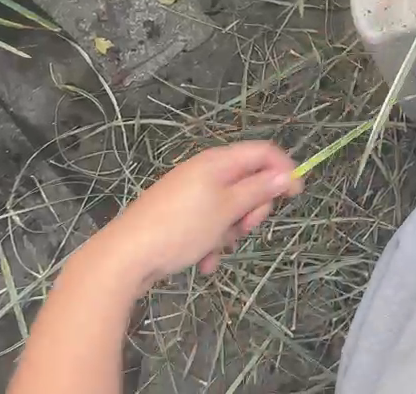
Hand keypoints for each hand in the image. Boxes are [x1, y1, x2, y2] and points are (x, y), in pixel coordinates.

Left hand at [79, 141, 299, 290]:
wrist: (120, 260)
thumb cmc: (180, 228)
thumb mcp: (227, 209)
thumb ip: (259, 190)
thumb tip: (286, 174)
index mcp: (218, 162)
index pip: (263, 152)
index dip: (283, 169)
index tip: (295, 195)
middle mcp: (204, 172)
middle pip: (247, 181)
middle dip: (253, 207)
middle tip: (247, 228)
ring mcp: (188, 195)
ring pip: (228, 206)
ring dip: (232, 229)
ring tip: (219, 250)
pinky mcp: (176, 217)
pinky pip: (207, 222)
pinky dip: (212, 240)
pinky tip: (204, 263)